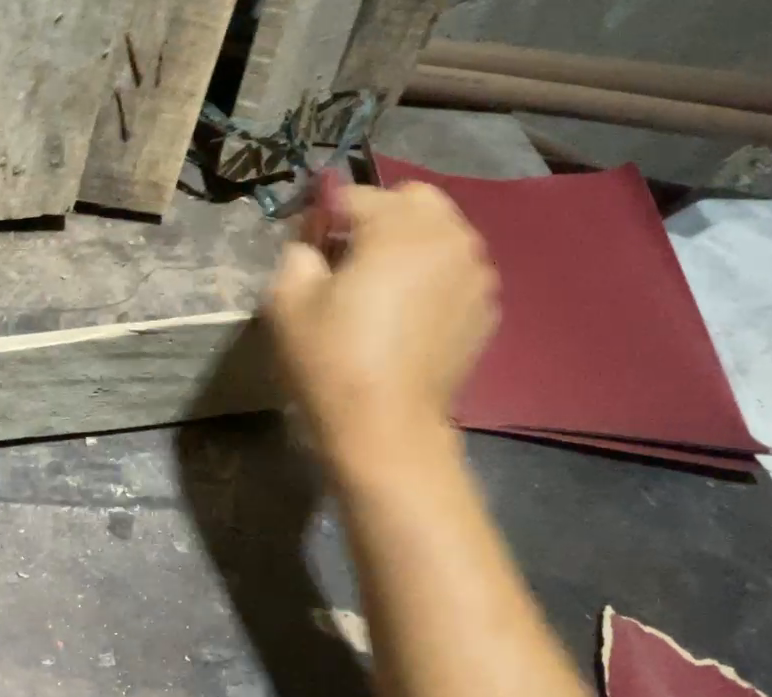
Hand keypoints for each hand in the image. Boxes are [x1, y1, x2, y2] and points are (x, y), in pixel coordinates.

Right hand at [266, 182, 497, 465]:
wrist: (384, 426)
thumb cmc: (330, 361)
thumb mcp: (286, 303)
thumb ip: (297, 254)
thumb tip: (312, 244)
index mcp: (398, 226)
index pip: (355, 195)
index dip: (323, 215)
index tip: (306, 245)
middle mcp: (449, 235)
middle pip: (413, 201)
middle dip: (378, 220)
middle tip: (348, 263)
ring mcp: (476, 272)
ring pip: (440, 236)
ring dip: (409, 249)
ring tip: (380, 293)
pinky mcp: (485, 307)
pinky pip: (454, 274)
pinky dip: (431, 282)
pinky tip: (405, 321)